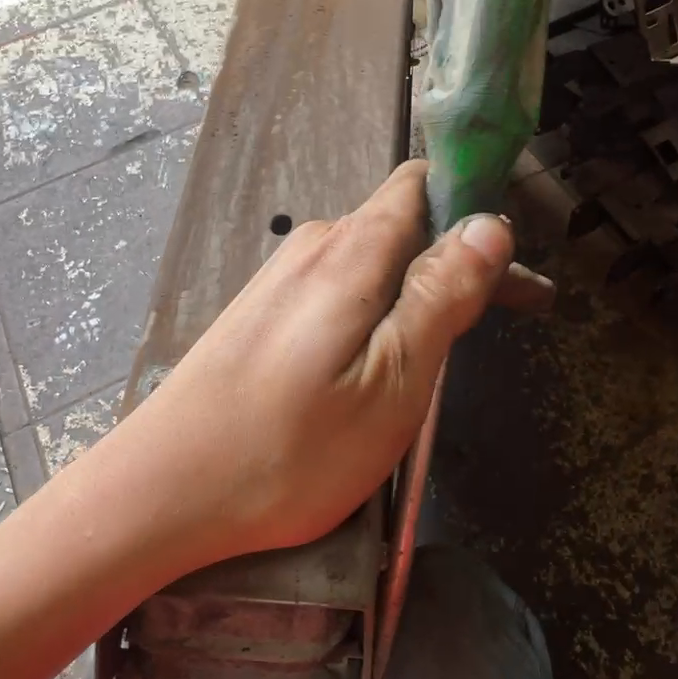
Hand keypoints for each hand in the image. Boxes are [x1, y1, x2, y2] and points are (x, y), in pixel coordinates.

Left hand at [106, 159, 553, 565]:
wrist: (160, 494)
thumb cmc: (291, 450)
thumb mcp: (392, 381)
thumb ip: (441, 296)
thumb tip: (491, 224)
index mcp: (352, 251)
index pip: (424, 183)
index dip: (478, 206)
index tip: (516, 256)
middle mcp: (314, 247)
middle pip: (403, 225)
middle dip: (462, 257)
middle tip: (517, 310)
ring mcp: (281, 280)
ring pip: (373, 264)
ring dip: (422, 290)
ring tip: (456, 343)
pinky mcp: (262, 314)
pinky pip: (340, 292)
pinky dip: (381, 311)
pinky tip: (384, 356)